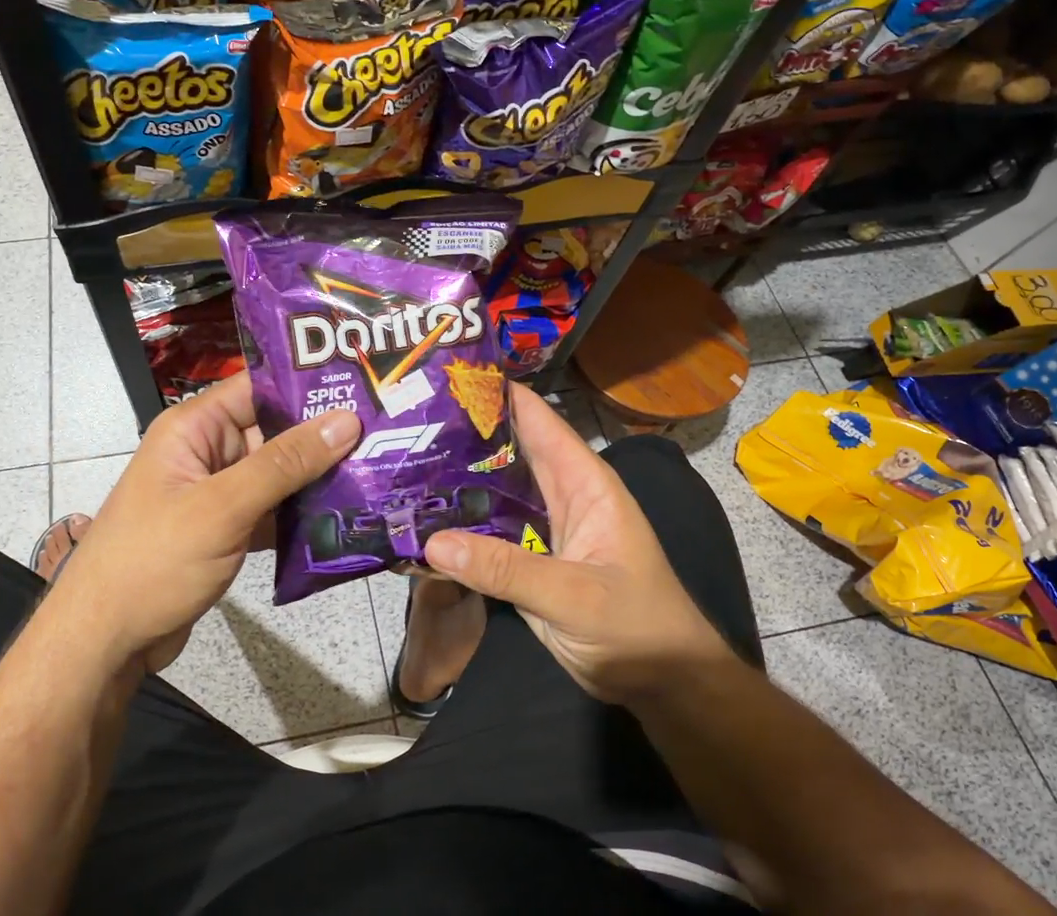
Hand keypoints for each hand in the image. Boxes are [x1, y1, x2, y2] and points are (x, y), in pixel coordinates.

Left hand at [39, 372, 360, 674]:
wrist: (107, 641)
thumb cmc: (154, 562)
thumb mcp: (223, 507)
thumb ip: (285, 464)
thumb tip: (347, 421)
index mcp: (194, 428)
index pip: (258, 388)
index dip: (307, 384)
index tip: (365, 384)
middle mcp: (205, 453)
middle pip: (275, 431)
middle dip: (326, 436)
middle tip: (391, 434)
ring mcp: (216, 494)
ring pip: (278, 475)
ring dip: (320, 479)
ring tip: (381, 473)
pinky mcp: (226, 531)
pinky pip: (273, 511)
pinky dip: (302, 516)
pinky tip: (348, 519)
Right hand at [423, 384, 734, 706]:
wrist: (661, 683)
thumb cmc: (637, 627)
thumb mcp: (575, 596)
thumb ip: (507, 570)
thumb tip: (430, 541)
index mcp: (584, 484)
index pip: (537, 421)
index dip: (495, 393)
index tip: (440, 375)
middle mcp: (561, 496)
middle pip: (507, 450)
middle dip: (461, 433)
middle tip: (400, 420)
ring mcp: (543, 530)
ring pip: (493, 491)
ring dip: (453, 479)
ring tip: (395, 462)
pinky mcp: (528, 562)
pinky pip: (486, 532)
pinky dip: (456, 524)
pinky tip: (416, 520)